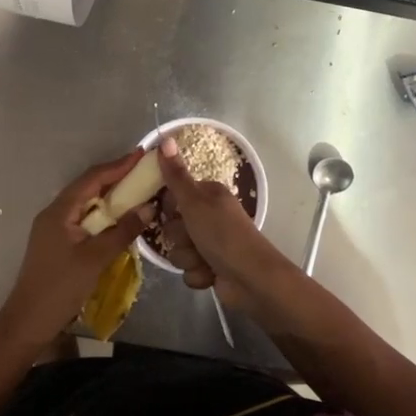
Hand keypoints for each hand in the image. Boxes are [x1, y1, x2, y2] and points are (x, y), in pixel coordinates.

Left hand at [1, 150, 152, 340]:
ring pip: (87, 202)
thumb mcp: (96, 259)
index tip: (142, 155)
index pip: (92, 178)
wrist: (27, 323)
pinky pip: (84, 218)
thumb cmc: (60, 288)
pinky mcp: (58, 242)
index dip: (118, 165)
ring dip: (111, 196)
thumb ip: (123, 231)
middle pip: (89, 186)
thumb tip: (149, 207)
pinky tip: (120, 219)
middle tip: (144, 171)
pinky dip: (104, 213)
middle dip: (116, 177)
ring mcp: (55, 228)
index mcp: (60, 210)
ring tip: (138, 191)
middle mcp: (55, 212)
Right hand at [157, 135, 288, 312]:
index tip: (176, 213)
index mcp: (208, 194)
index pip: (173, 197)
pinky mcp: (211, 268)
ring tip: (206, 259)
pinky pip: (189, 271)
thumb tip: (165, 137)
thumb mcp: (195, 202)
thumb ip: (176, 175)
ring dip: (189, 258)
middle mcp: (209, 216)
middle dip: (181, 238)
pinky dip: (198, 275)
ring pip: (179, 251)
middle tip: (195, 238)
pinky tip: (211, 274)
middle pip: (173, 227)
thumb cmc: (222, 234)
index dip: (170, 208)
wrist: (250, 277)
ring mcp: (210, 243)